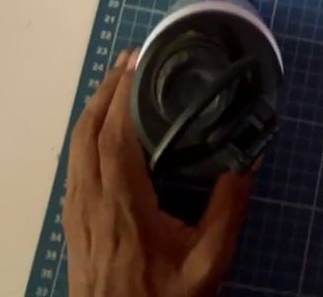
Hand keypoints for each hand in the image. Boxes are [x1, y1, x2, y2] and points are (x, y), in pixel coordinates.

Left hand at [64, 50, 254, 296]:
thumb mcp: (207, 264)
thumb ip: (229, 210)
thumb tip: (249, 159)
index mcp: (122, 207)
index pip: (113, 138)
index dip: (122, 95)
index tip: (138, 61)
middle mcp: (91, 203)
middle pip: (85, 132)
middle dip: (105, 89)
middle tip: (129, 58)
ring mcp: (76, 214)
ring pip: (75, 147)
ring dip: (94, 108)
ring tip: (119, 81)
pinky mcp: (73, 224)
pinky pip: (75, 164)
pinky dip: (88, 132)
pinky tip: (107, 128)